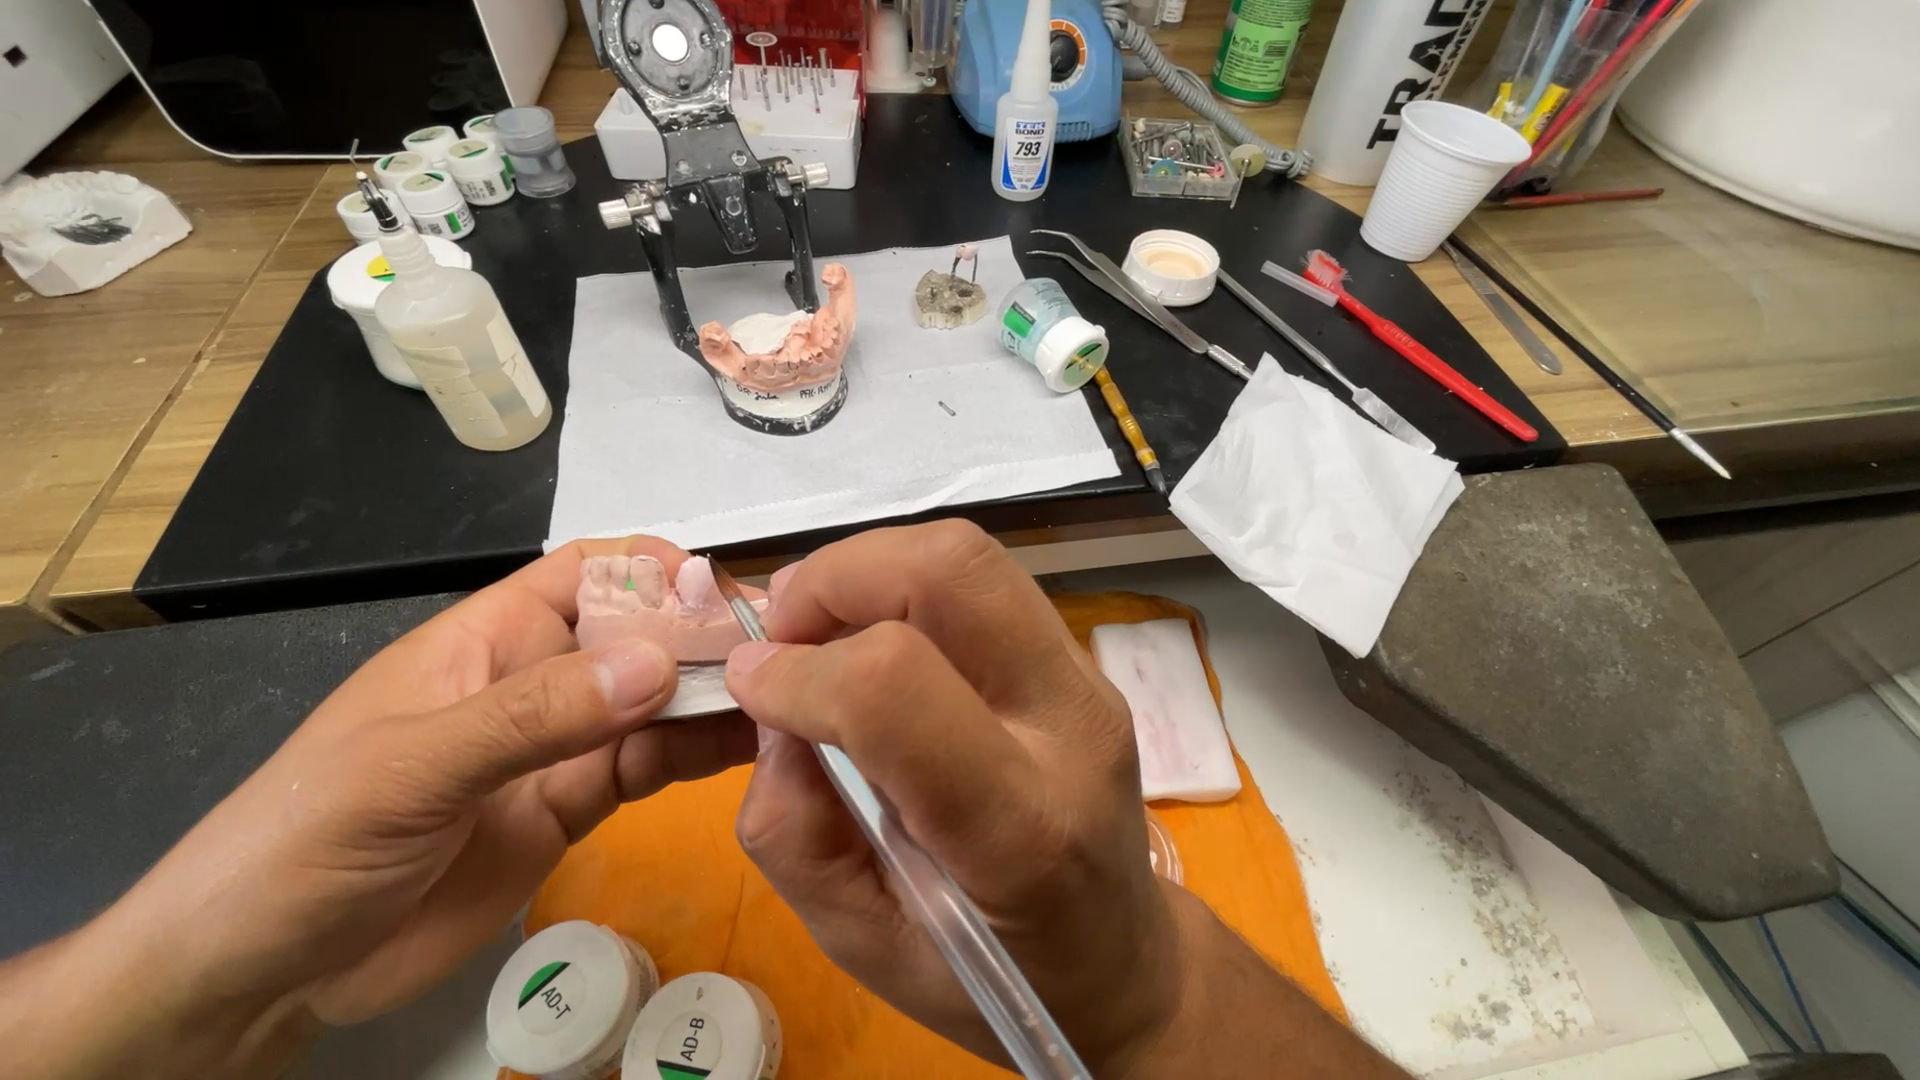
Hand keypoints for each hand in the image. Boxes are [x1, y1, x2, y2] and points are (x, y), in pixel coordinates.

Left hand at [3, 537, 756, 1078]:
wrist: (260, 975)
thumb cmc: (304, 841)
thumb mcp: (411, 767)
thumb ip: (533, 714)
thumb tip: (655, 662)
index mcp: (490, 638)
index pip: (587, 573)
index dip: (655, 570)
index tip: (721, 596)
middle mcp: (538, 680)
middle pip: (639, 636)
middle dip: (704, 638)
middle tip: (777, 657)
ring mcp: (562, 746)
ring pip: (655, 703)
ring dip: (711, 698)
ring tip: (778, 705)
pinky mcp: (576, 805)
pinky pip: (648, 766)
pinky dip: (697, 754)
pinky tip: (744, 750)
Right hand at [726, 521, 1406, 1079]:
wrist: (1118, 957)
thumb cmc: (991, 978)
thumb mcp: (860, 942)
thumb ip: (793, 830)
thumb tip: (777, 711)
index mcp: (1019, 829)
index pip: (897, 691)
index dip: (801, 672)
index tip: (751, 685)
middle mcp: (1070, 726)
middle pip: (954, 572)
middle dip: (838, 577)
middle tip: (785, 632)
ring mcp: (1087, 679)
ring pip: (970, 557)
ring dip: (868, 571)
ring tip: (822, 631)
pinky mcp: (1080, 659)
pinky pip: (980, 582)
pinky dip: (903, 585)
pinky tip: (874, 638)